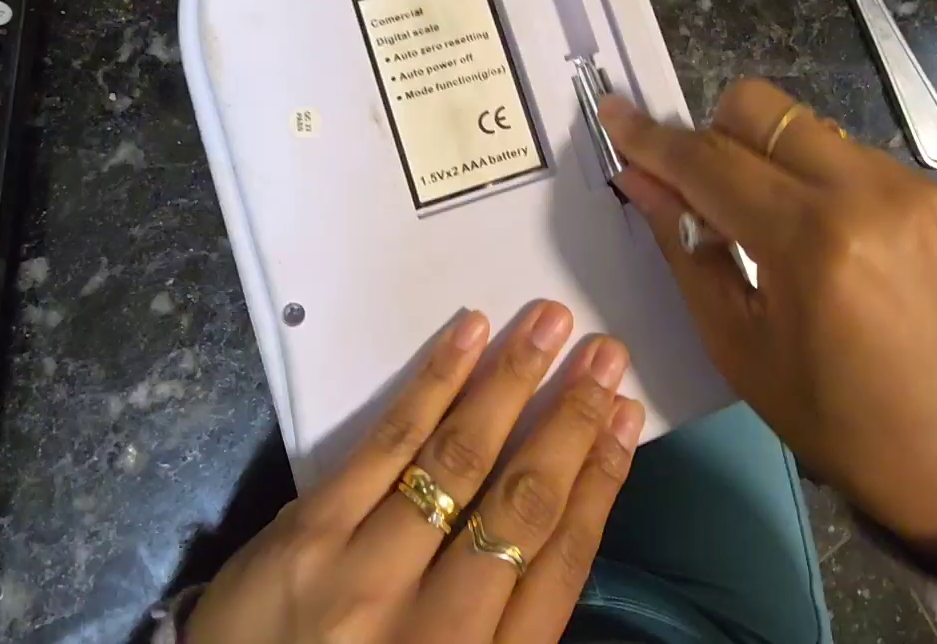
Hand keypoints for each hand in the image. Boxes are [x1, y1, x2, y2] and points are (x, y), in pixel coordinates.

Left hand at [185, 301, 644, 643]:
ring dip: (512, 381)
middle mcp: (439, 630)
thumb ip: (501, 613)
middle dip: (571, 419)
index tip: (627, 414)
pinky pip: (388, 443)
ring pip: (461, 458)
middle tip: (607, 353)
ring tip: (550, 323)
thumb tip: (563, 504)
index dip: (602, 479)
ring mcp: (367, 576)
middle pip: (522, 503)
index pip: (562, 562)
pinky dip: (437, 382)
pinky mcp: (309, 534)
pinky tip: (471, 336)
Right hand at [599, 81, 936, 578]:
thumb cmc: (834, 419)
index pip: (709, 161)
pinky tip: (819, 236)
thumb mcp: (737, 343)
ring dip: (762, 155)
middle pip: (759, 108)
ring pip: (804, 125)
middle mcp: (868, 192)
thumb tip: (641, 181)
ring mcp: (913, 187)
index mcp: (812, 240)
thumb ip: (685, 247)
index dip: (652, 138)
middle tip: (700, 190)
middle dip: (709, 133)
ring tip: (764, 222)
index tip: (614, 113)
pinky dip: (810, 177)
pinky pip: (847, 155)